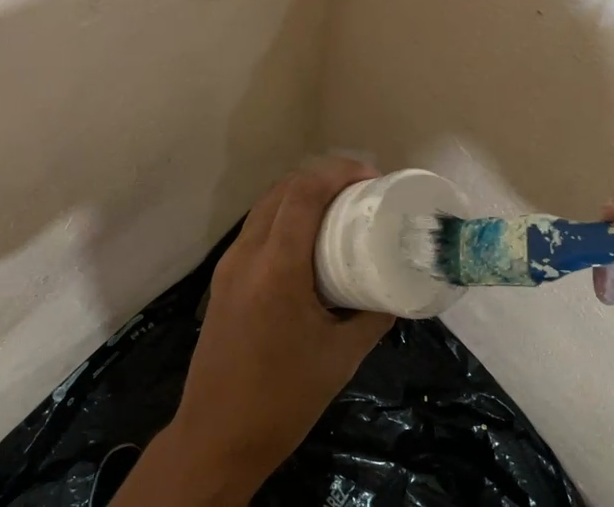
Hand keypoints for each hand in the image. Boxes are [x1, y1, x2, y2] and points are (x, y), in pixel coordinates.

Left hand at [112, 158, 394, 505]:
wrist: (216, 439)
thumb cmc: (283, 399)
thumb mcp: (342, 358)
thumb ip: (374, 316)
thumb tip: (397, 290)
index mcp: (277, 269)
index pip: (304, 193)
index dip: (338, 173)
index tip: (372, 179)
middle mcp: (247, 256)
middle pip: (283, 189)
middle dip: (323, 177)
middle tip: (361, 190)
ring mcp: (229, 266)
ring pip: (265, 206)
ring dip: (302, 194)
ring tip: (340, 208)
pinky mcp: (223, 281)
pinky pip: (256, 229)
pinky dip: (285, 217)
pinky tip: (309, 239)